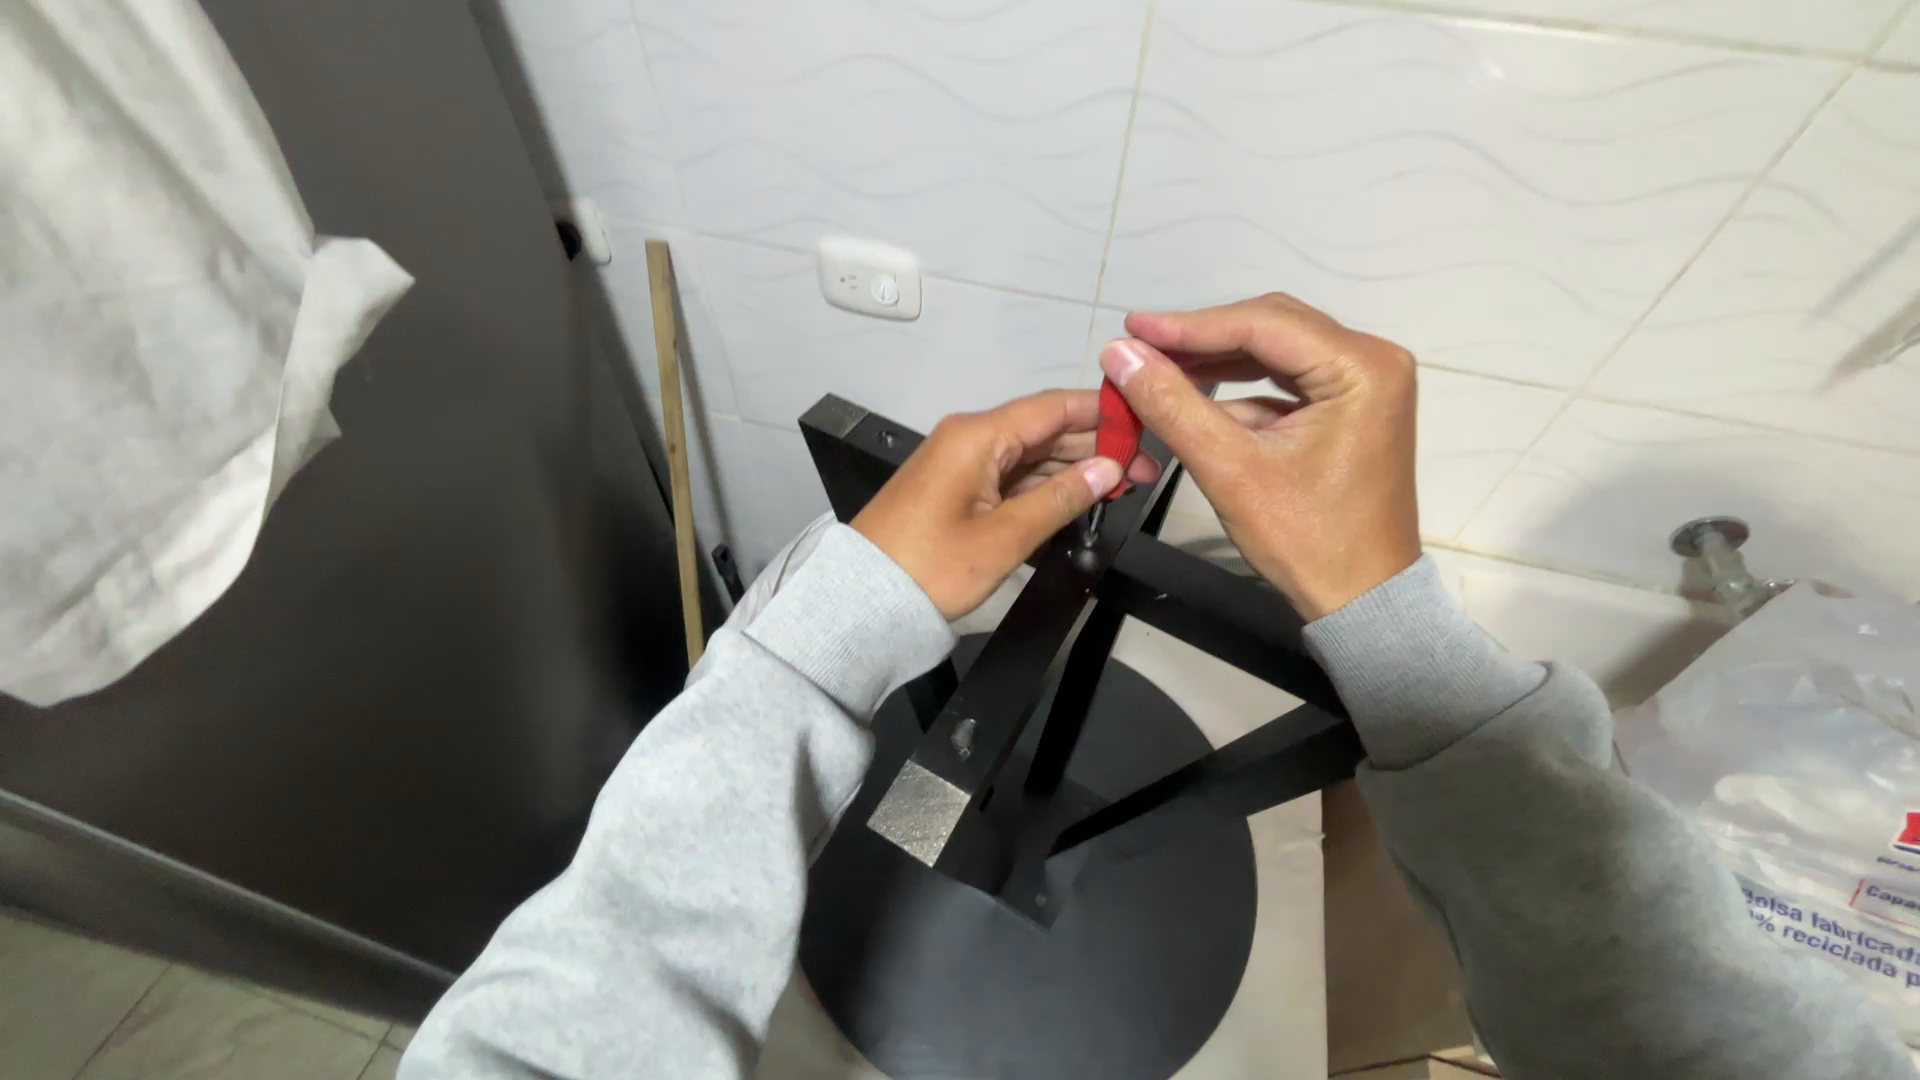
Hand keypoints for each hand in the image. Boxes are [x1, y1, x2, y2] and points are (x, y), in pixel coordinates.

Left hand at [853, 390, 1160, 618]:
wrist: (865, 598)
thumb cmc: (931, 567)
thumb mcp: (1004, 537)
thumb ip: (1060, 499)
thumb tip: (1107, 469)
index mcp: (978, 436)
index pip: (1054, 407)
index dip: (1103, 413)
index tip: (1144, 424)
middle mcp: (970, 438)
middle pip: (1045, 429)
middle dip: (1096, 446)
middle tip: (1144, 470)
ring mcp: (963, 463)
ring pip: (1031, 454)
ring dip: (1074, 467)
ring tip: (1122, 485)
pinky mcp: (958, 487)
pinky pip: (1011, 476)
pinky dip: (1045, 485)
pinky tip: (1079, 496)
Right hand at [1098, 293, 1420, 620]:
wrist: (1359, 599)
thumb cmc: (1304, 539)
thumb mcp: (1229, 469)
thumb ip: (1172, 405)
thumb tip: (1120, 354)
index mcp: (1360, 368)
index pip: (1262, 325)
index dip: (1189, 326)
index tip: (1130, 328)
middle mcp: (1371, 361)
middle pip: (1271, 328)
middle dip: (1201, 339)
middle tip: (1139, 346)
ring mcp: (1363, 384)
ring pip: (1275, 352)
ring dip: (1215, 361)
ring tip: (1156, 367)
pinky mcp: (1347, 408)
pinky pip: (1283, 382)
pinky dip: (1237, 389)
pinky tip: (1194, 397)